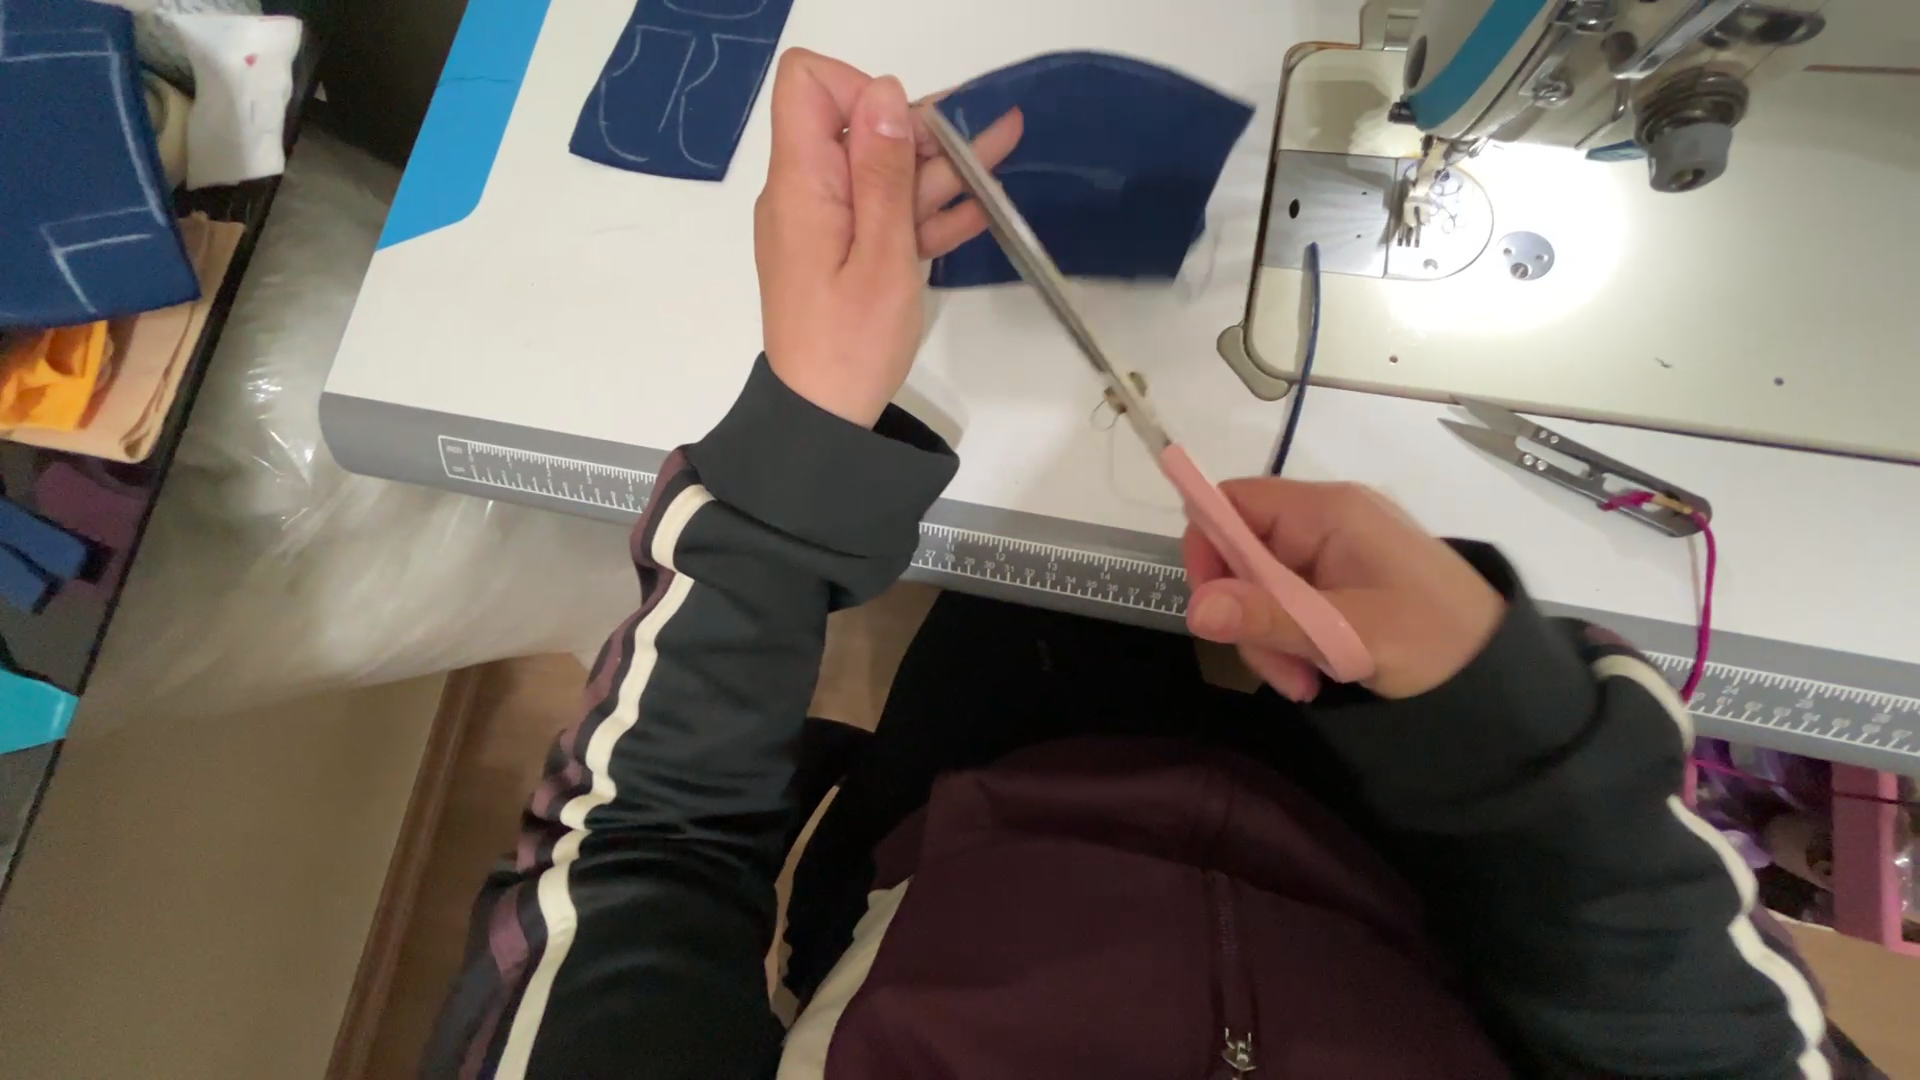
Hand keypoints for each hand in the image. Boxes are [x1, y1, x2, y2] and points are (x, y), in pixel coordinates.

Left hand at [755, 49, 1022, 426]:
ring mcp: (826, 227)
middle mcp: (807, 194)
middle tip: (986, 138)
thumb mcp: (882, 258)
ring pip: (882, 179)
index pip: (810, 87)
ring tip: (1003, 149)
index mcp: (804, 184)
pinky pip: (883, 221)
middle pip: (860, 132)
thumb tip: (883, 90)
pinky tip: (979, 207)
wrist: (824, 418)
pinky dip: (925, 215)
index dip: (863, 90)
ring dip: (940, 170)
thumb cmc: (853, 346)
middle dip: (922, 131)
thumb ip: (884, 175)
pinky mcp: (842, 256)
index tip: (908, 136)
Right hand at [1183, 479, 1505, 700]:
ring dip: (1265, 638)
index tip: (1210, 605)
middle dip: (1244, 612)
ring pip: (1255, 587)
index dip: (1207, 545)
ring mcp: (1327, 553)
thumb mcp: (1347, 634)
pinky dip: (1286, 640)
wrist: (1503, 677)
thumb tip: (1193, 609)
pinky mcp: (1334, 582)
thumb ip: (1268, 618)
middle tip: (1276, 666)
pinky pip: (1283, 603)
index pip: (1231, 502)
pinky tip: (1314, 673)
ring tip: (1303, 681)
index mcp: (1326, 511)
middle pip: (1239, 552)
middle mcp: (1321, 522)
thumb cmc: (1436, 641)